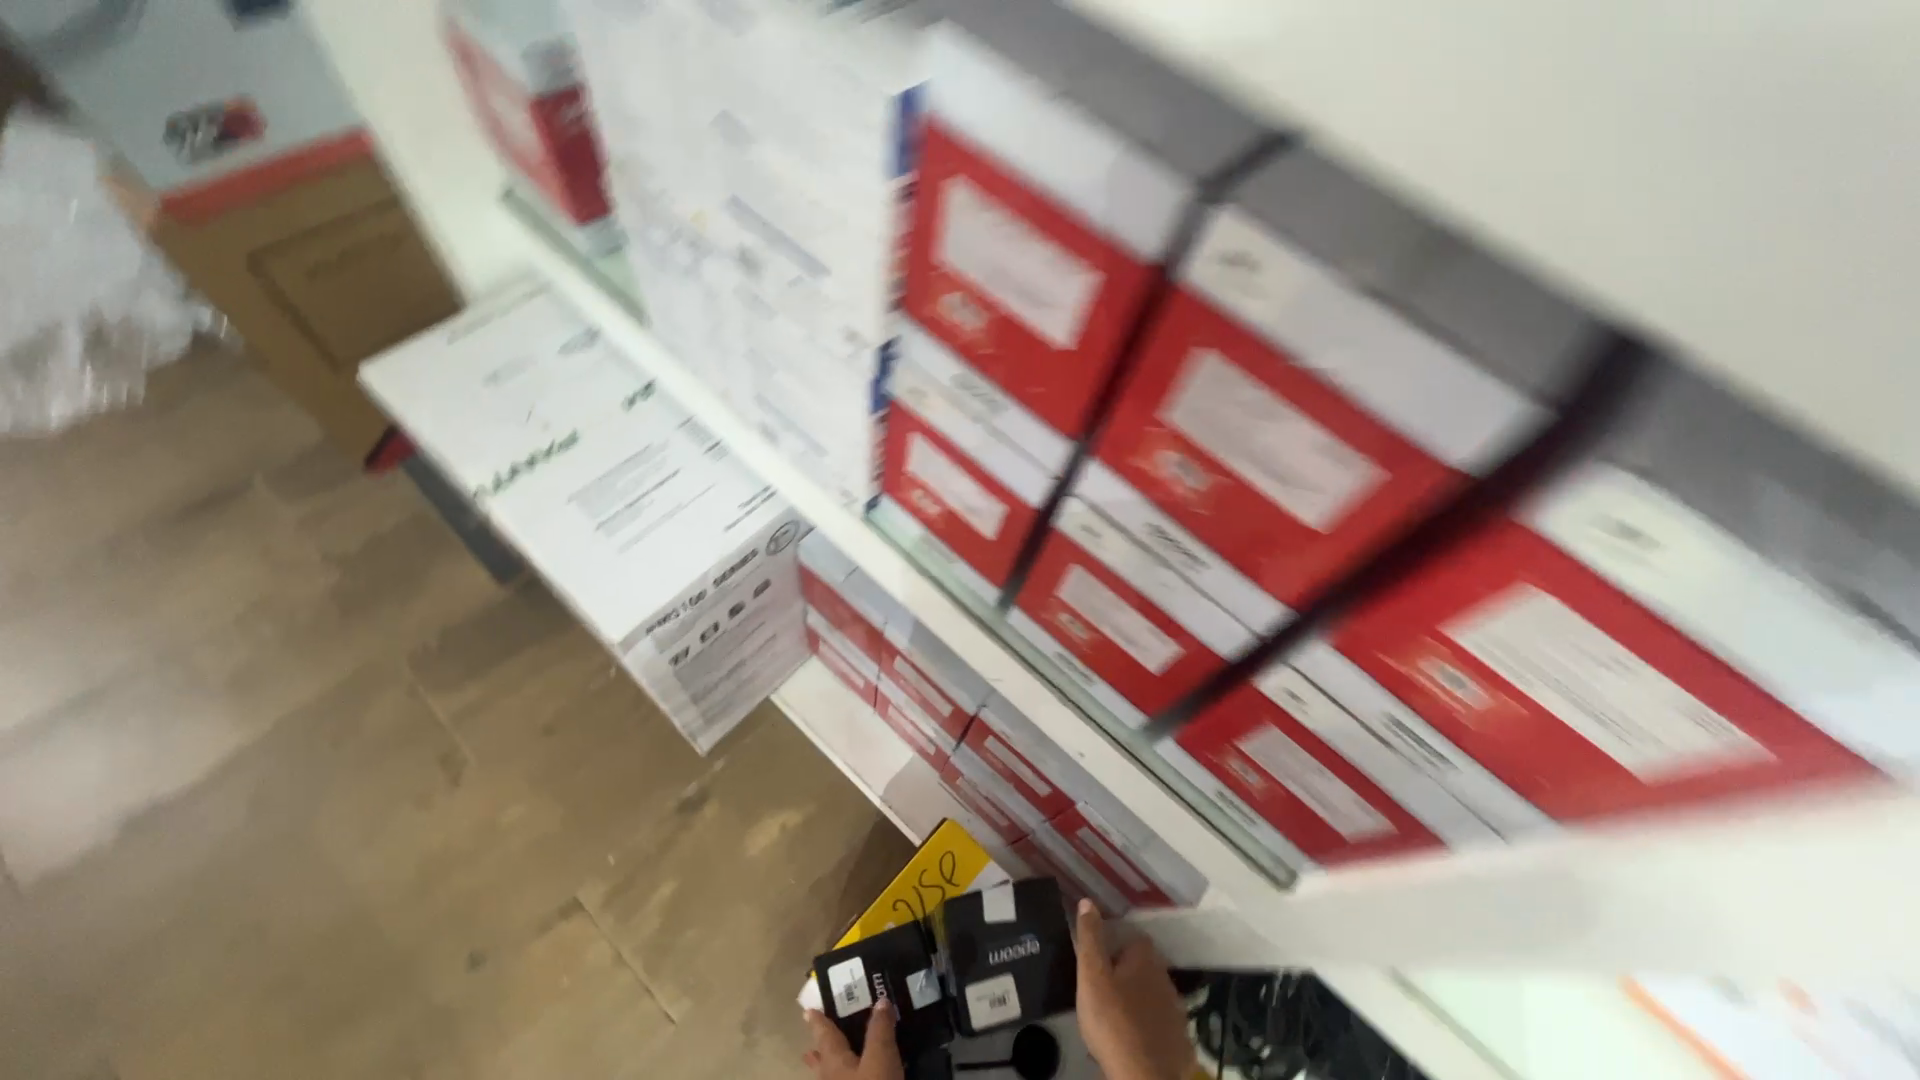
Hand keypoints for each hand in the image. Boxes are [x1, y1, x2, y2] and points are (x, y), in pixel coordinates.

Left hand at [803, 1002, 904, 1079]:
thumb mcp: (881, 1058)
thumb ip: (880, 1030)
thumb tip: (880, 1000)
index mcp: (835, 1063)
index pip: (825, 1036)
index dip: (818, 1022)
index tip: (807, 1011)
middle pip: (822, 1063)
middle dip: (819, 1052)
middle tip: (811, 1044)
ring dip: (830, 1072)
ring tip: (832, 1067)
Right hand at [1075, 900, 1196, 1079]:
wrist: (1143, 1075)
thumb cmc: (1112, 1019)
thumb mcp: (1091, 976)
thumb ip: (1090, 938)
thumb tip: (1088, 902)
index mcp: (1146, 959)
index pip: (1133, 939)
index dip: (1114, 948)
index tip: (1098, 963)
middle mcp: (1166, 978)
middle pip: (1144, 967)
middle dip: (1126, 974)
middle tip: (1103, 991)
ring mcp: (1177, 1010)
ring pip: (1154, 996)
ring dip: (1139, 1000)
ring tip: (1116, 1015)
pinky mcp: (1180, 1039)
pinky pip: (1162, 1024)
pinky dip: (1150, 1027)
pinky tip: (1135, 1038)